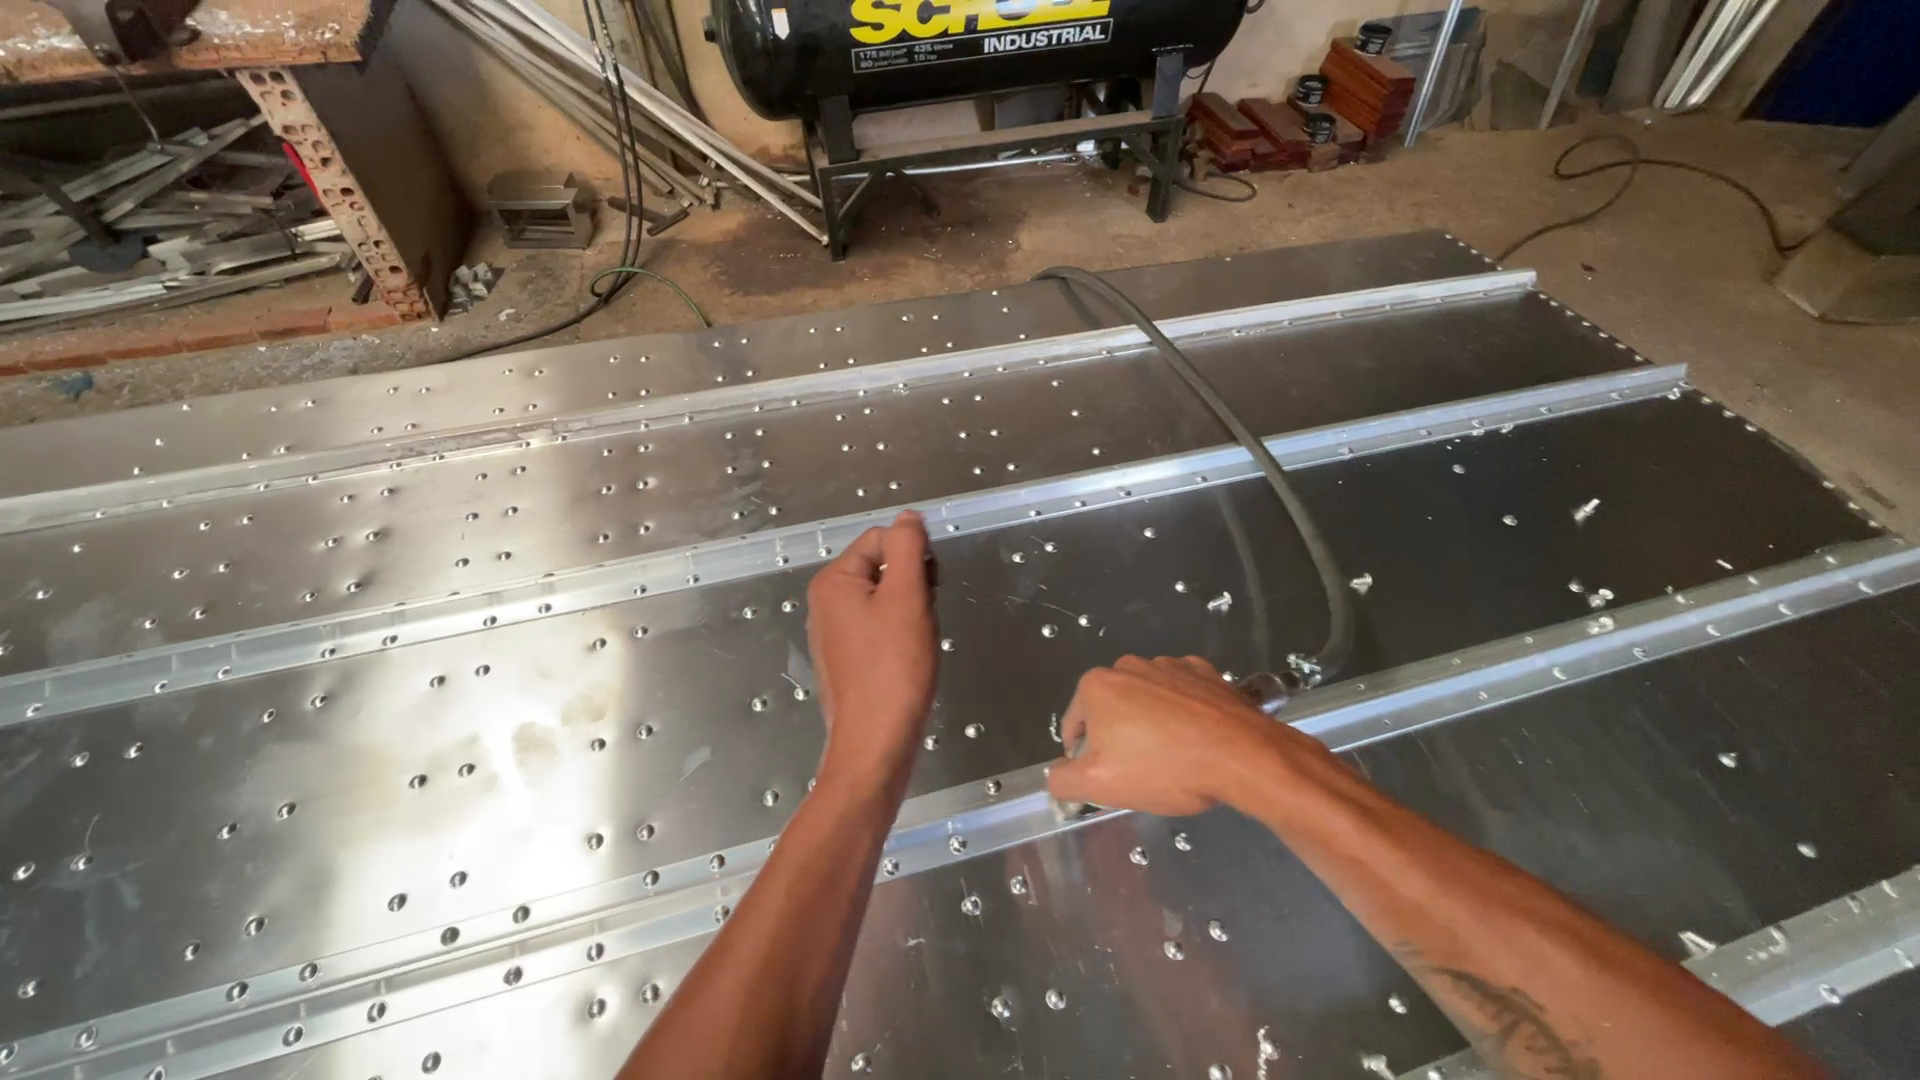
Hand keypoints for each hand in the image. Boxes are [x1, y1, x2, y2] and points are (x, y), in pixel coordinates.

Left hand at [806, 511, 937, 787]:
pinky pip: (878, 629)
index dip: (915, 557)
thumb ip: (908, 548)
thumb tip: (908, 517)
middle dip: (913, 585)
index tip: (931, 588)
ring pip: (884, 600)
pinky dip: (900, 636)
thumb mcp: (907, 597)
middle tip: (925, 617)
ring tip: (918, 641)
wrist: (876, 741)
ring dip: (910, 612)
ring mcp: (833, 634)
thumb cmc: (894, 667)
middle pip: (882, 568)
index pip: (883, 539)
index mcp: (833, 581)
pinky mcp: (845, 661)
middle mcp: (825, 602)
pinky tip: (908, 659)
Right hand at [1047, 655, 1331, 816]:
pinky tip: (1198, 740)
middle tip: (1143, 772)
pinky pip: (1182, 696)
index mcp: (1096, 686)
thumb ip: (1062, 780)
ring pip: (1147, 703)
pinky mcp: (1205, 672)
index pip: (1074, 727)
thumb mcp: (1100, 786)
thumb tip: (1056, 774)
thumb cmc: (1164, 768)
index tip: (1112, 778)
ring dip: (1152, 726)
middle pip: (1111, 712)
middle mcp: (1128, 665)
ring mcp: (1170, 664)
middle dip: (1120, 740)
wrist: (1242, 755)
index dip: (1086, 758)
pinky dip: (1184, 715)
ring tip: (1175, 758)